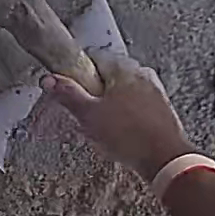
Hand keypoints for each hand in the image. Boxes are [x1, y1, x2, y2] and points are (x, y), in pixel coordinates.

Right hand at [41, 49, 195, 178]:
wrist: (164, 158)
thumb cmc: (130, 136)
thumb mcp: (88, 115)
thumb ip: (68, 94)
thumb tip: (50, 80)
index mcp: (123, 68)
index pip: (93, 56)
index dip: (78, 72)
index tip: (70, 86)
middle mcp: (142, 74)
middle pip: (108, 75)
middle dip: (94, 92)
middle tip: (86, 112)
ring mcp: (154, 91)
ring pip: (122, 91)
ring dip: (110, 105)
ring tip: (102, 127)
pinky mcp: (161, 109)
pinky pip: (135, 106)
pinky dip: (125, 116)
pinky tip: (120, 134)